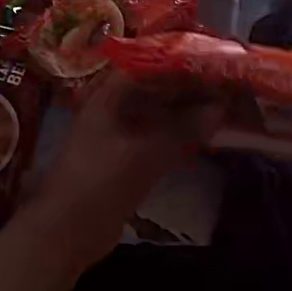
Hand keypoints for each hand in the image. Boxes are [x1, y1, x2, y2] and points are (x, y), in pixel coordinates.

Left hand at [20, 71, 220, 253]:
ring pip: (159, 114)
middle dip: (187, 85)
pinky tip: (205, 134)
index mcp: (107, 96)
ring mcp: (120, 135)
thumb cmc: (97, 183)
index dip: (179, 59)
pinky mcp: (127, 160)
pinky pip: (158, 138)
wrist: (65, 233)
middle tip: (226, 81)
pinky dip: (180, 134)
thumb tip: (221, 108)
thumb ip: (182, 130)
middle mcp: (113, 109)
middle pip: (155, 88)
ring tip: (223, 102)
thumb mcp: (143, 155)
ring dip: (186, 110)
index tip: (211, 56)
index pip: (146, 63)